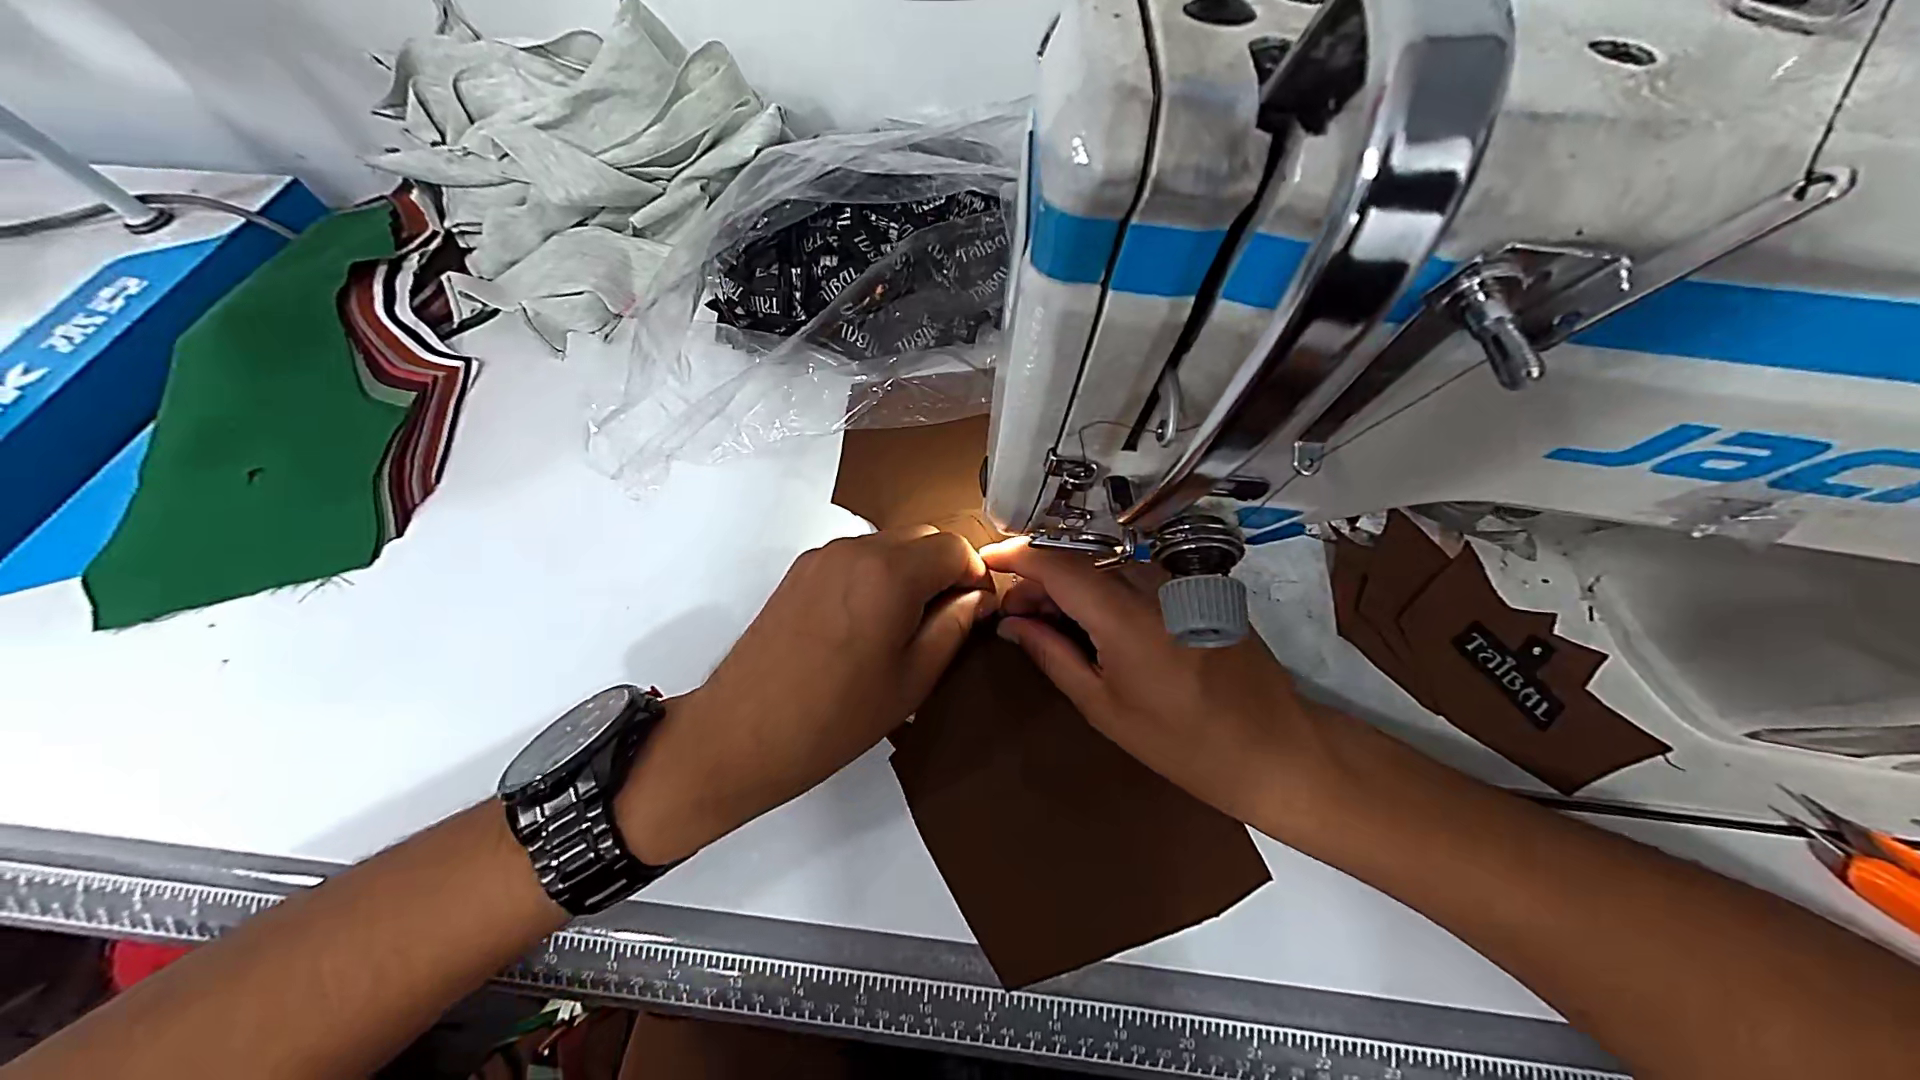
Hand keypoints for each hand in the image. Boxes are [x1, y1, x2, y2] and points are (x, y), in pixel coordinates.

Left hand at [615, 527, 995, 863]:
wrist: (740, 734)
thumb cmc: (828, 718)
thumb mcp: (912, 679)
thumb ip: (954, 627)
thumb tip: (975, 599)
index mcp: (889, 573)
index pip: (955, 547)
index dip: (975, 576)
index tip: (976, 607)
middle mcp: (854, 551)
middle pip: (923, 537)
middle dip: (945, 569)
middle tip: (949, 617)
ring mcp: (822, 558)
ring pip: (889, 545)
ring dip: (911, 571)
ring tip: (907, 626)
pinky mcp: (800, 572)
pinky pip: (856, 558)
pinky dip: (877, 577)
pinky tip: (871, 624)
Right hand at [980, 537, 1334, 828]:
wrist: (1276, 749)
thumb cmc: (1183, 744)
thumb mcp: (1104, 706)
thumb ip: (1052, 654)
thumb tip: (1012, 623)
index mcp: (1126, 616)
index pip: (1058, 564)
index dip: (1017, 556)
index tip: (987, 560)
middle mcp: (1154, 585)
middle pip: (1081, 560)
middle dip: (1040, 577)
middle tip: (1016, 613)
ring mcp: (1181, 583)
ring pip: (1108, 564)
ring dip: (1072, 583)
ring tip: (1050, 620)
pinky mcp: (1198, 589)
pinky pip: (1136, 575)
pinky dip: (1104, 588)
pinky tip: (1094, 620)